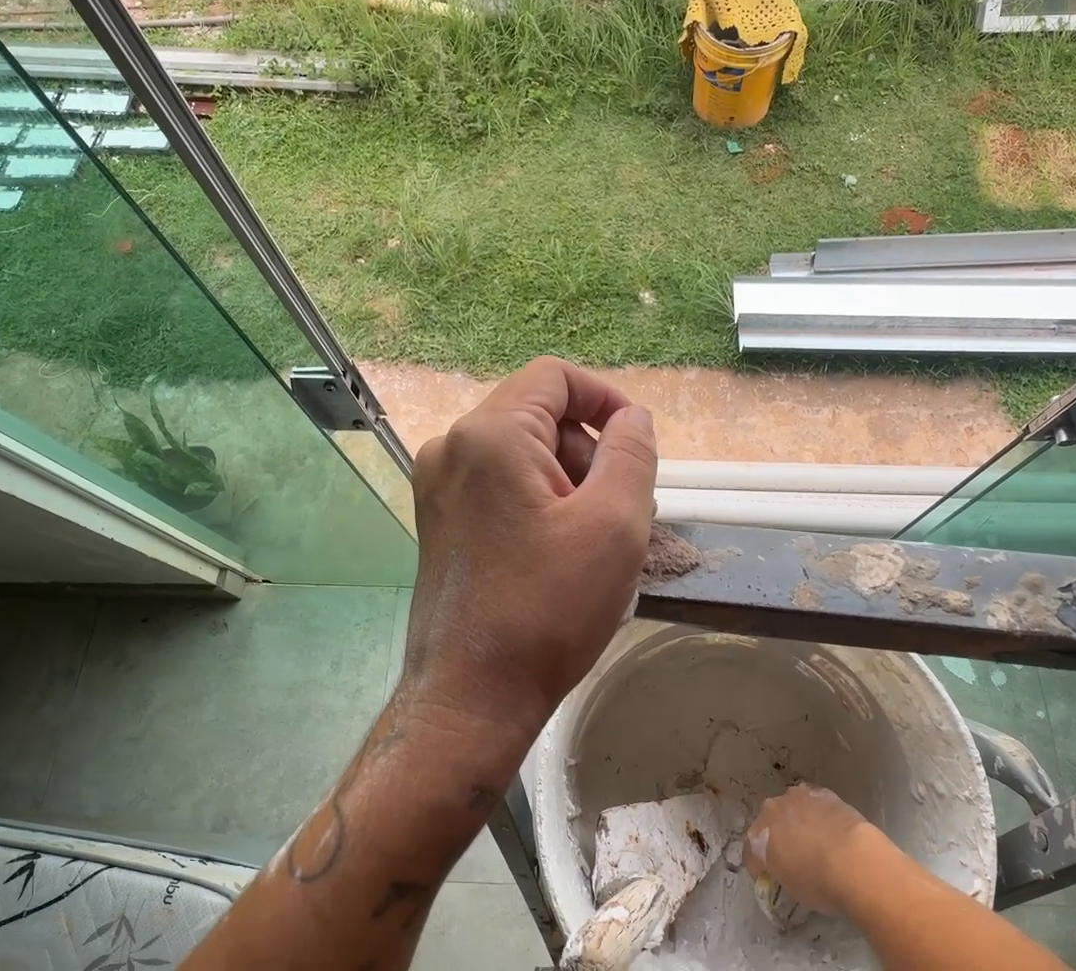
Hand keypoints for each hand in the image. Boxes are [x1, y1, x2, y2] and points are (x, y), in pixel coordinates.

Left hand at [399, 356, 658, 736]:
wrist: (471, 696)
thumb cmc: (547, 609)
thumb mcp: (614, 524)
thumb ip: (632, 453)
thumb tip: (631, 418)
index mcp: (489, 434)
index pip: (554, 377)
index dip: (605, 399)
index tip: (637, 445)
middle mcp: (452, 447)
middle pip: (539, 416)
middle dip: (589, 452)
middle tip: (620, 515)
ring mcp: (438, 486)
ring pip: (522, 454)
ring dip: (569, 483)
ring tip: (593, 544)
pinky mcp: (439, 521)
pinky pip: (500, 486)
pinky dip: (539, 503)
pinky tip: (561, 555)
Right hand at [745, 784, 890, 914]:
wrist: (856, 861)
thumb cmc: (819, 883)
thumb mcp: (791, 887)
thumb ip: (782, 871)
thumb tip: (788, 867)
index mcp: (757, 836)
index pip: (751, 852)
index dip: (760, 866)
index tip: (772, 877)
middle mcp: (771, 810)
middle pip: (770, 822)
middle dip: (778, 836)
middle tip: (793, 856)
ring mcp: (797, 797)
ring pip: (791, 808)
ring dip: (797, 820)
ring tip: (815, 840)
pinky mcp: (822, 792)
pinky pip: (814, 803)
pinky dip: (818, 814)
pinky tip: (830, 829)